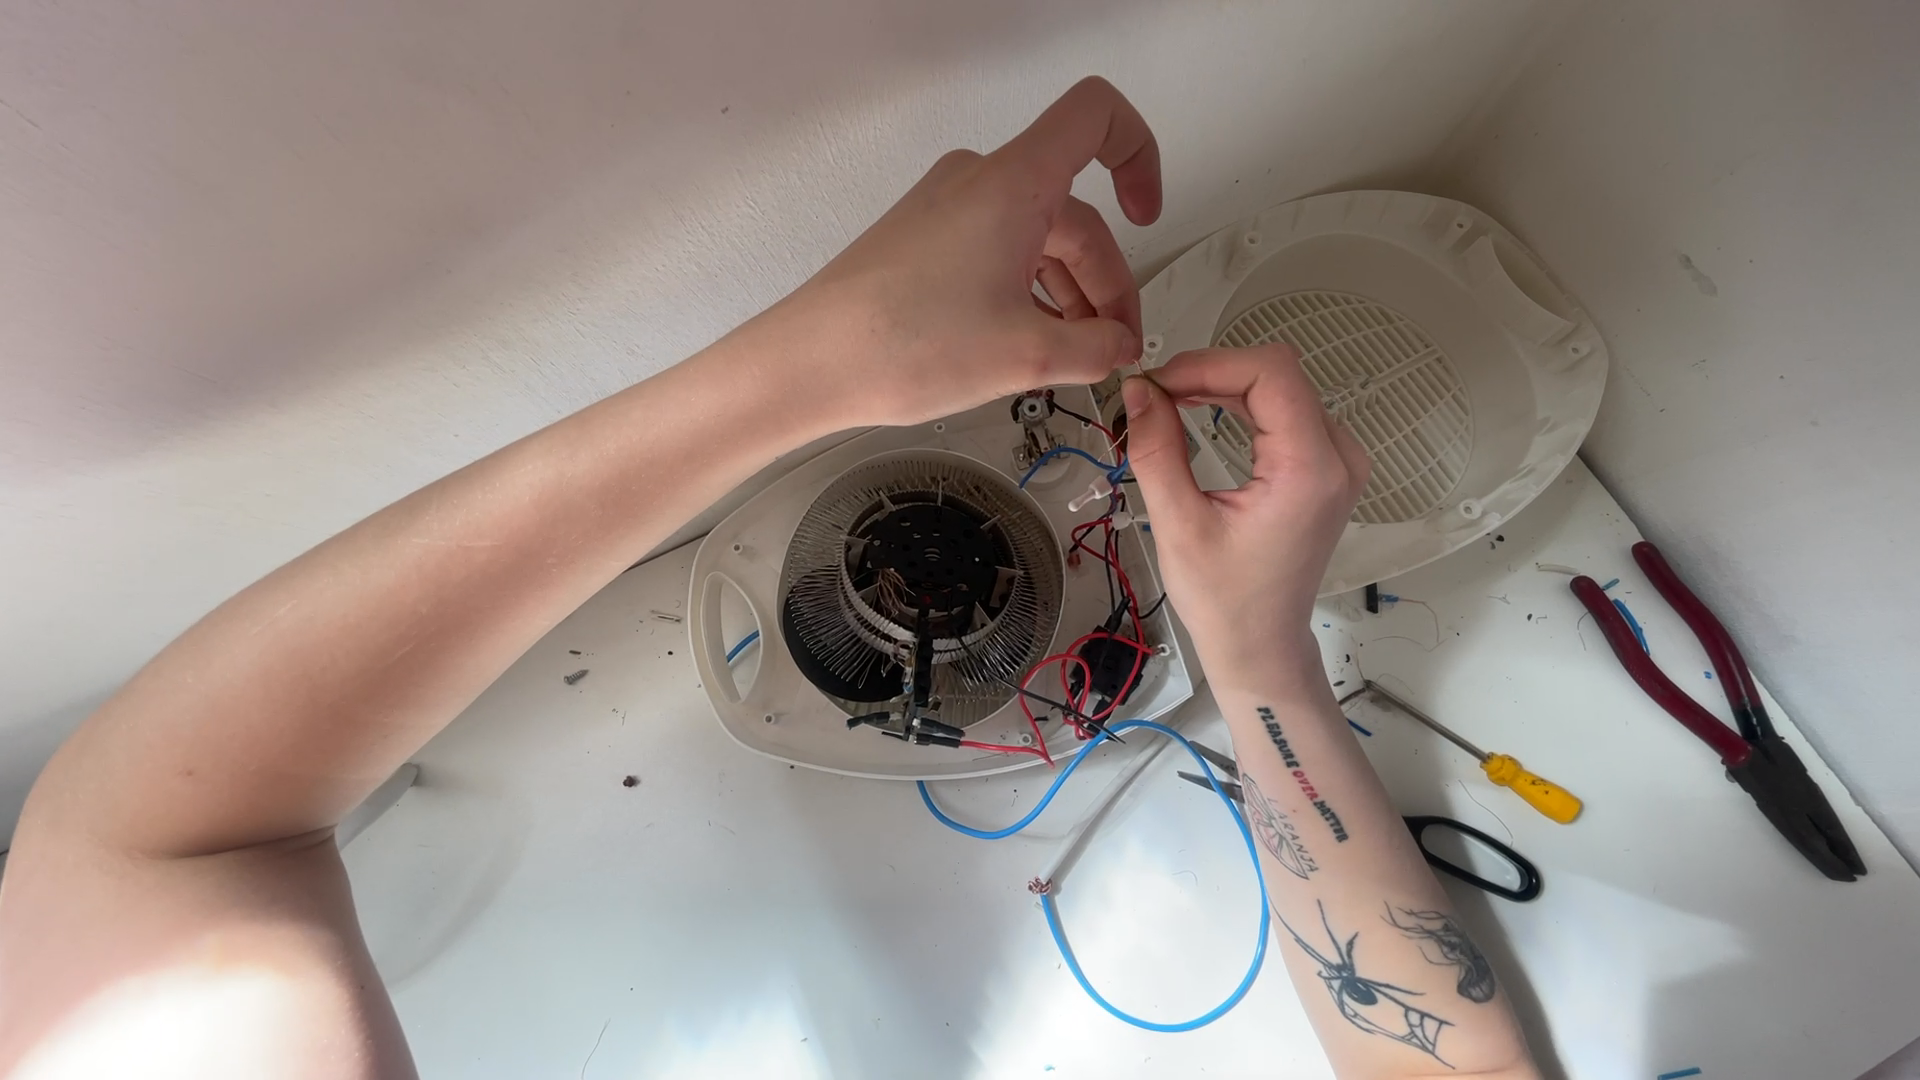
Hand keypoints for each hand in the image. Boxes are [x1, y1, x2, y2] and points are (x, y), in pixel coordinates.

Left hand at [755, 77, 1161, 428]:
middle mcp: (978, 184)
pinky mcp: (923, 244)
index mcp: (1014, 186)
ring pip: (1033, 241)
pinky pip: (994, 256)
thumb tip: (1118, 346)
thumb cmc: (904, 345)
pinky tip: (1027, 345)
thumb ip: (1095, 348)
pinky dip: (1024, 294)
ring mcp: (946, 213)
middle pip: (1072, 213)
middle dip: (1103, 282)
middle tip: (1110, 346)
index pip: (1097, 118)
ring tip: (1072, 357)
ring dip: (1065, 295)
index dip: (1139, 155)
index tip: (1148, 213)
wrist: (812, 364)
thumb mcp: (1026, 355)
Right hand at [1120, 346, 1369, 671]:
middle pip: (1275, 374)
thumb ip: (1156, 451)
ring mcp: (1337, 460)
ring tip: (1166, 404)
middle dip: (1208, 373)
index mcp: (1310, 470)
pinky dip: (1236, 404)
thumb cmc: (1222, 598)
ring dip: (1219, 386)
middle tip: (1152, 397)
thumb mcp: (1179, 526)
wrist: (1259, 641)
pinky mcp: (1323, 467)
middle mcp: (1338, 456)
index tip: (1156, 386)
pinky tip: (1199, 412)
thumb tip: (1137, 391)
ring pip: (1278, 386)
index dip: (1206, 364)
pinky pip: (1282, 410)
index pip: (1269, 373)